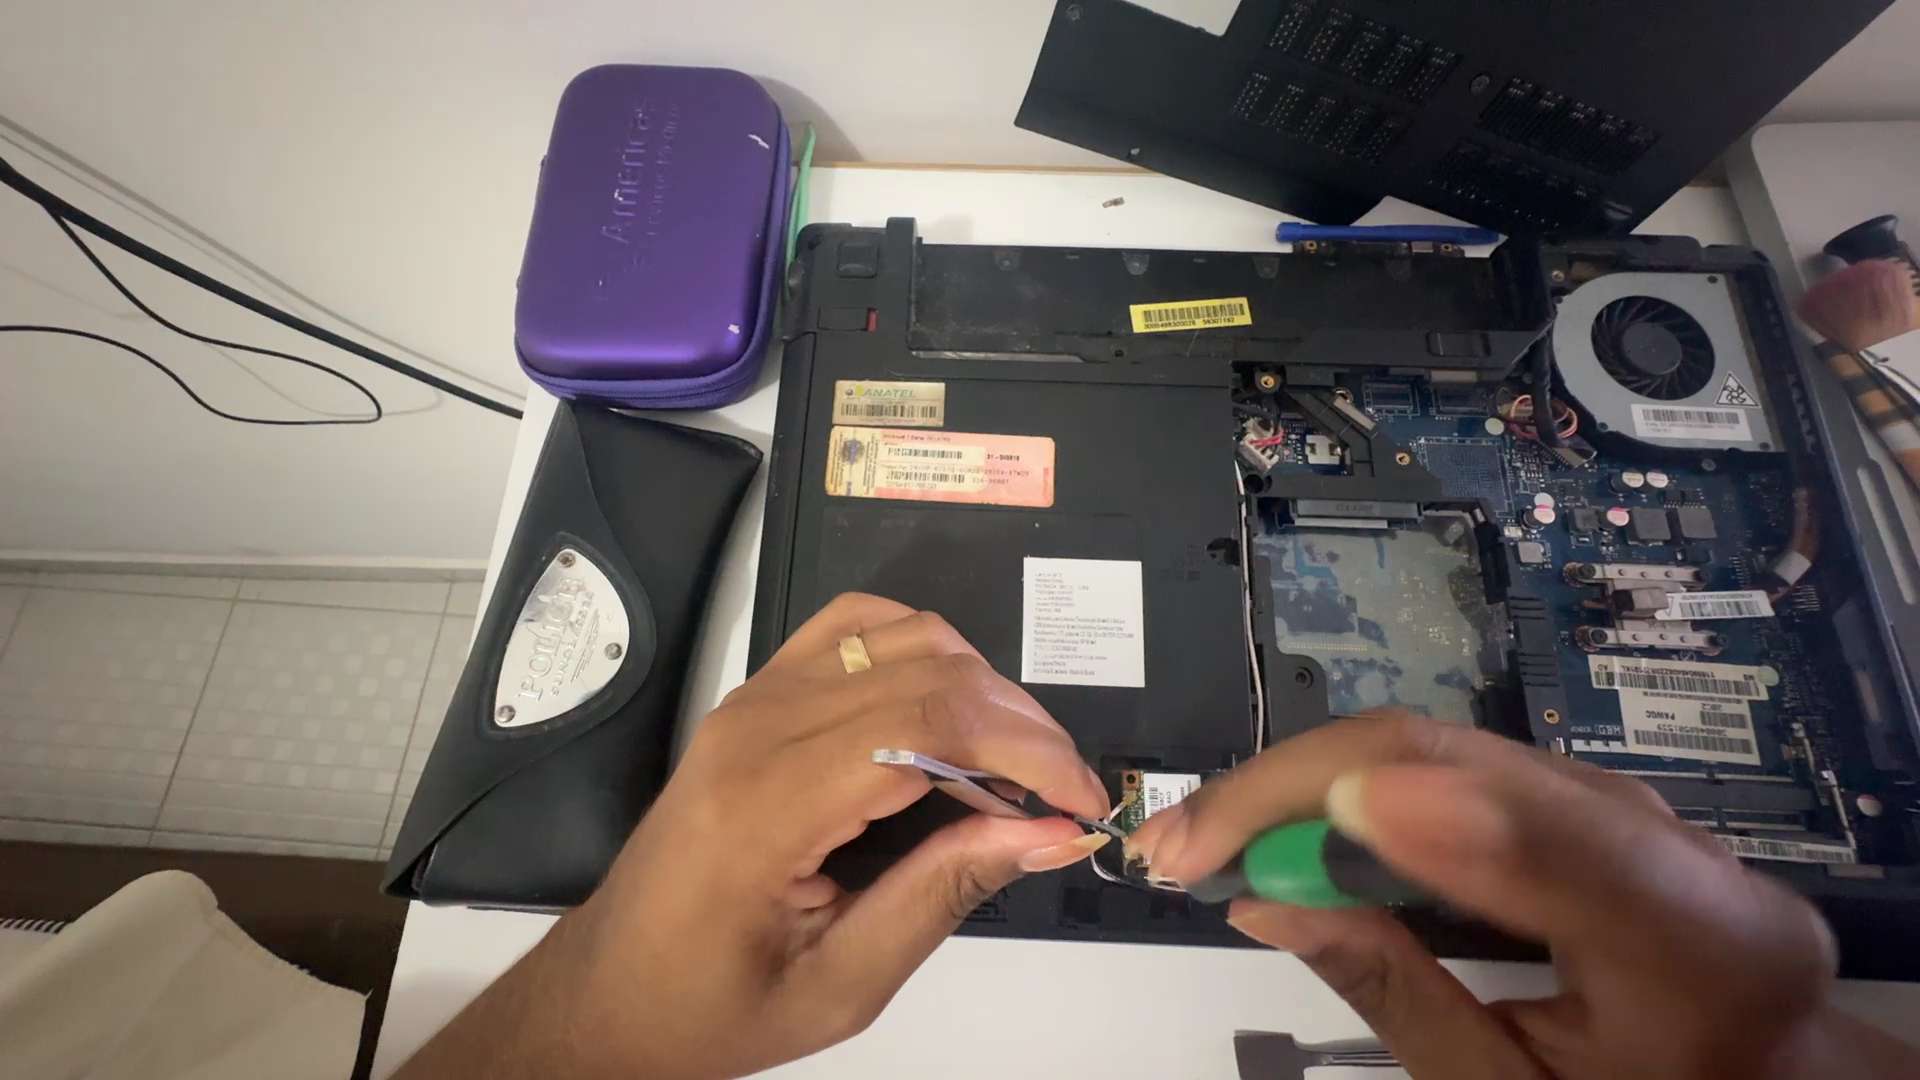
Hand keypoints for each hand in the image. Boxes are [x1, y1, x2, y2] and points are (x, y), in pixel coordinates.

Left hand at [395, 594, 1108, 1079]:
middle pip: (925, 671)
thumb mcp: (841, 986)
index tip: (1080, 800)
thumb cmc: (711, 1006)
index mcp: (770, 802)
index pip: (925, 725)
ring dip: (977, 682)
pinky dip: (921, 646)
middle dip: (1018, 722)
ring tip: (1011, 754)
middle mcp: (760, 722)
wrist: (609, 985)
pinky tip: (945, 699)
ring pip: (900, 632)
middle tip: (1060, 788)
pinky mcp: (760, 688)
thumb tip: (1049, 833)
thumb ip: (945, 891)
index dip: (1024, 749)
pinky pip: (856, 624)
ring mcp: (756, 692)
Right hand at [1126, 712, 1919, 1079]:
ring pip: (1409, 743)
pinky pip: (1412, 759)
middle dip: (1286, 791)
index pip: (1575, 850)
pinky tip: (1262, 815)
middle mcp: (1656, 832)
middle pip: (1443, 759)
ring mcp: (1590, 789)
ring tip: (1196, 832)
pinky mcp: (1539, 779)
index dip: (1442, 818)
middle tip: (1175, 844)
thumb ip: (1395, 993)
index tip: (1306, 834)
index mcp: (1708, 946)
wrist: (1739, 1073)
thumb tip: (1260, 893)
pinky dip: (1322, 785)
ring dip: (1286, 782)